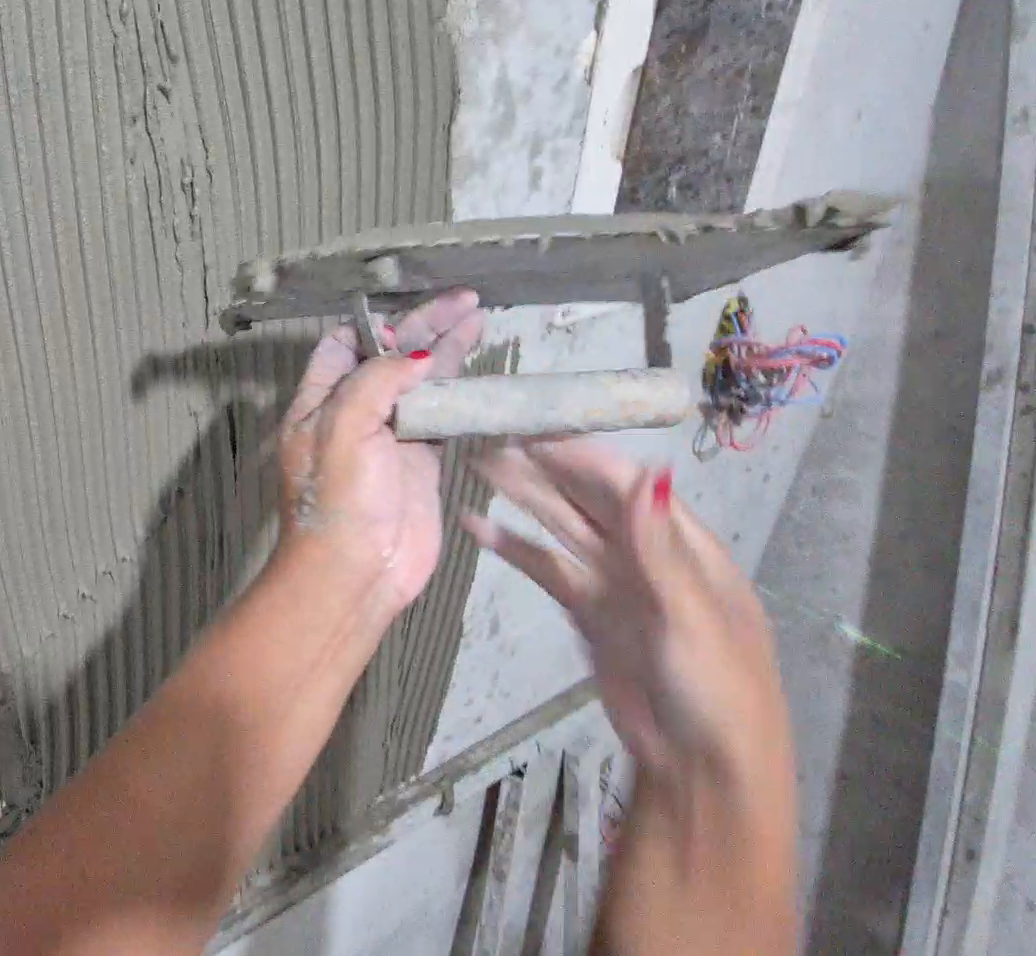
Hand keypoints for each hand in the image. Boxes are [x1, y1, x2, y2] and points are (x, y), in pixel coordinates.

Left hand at [274, 289, 484, 620]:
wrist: (357, 569)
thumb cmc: (338, 498)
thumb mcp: (342, 427)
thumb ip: (375, 380)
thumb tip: (415, 355)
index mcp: (317, 403)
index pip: (339, 347)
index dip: (370, 327)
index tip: (405, 314)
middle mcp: (351, 414)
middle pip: (386, 358)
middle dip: (420, 327)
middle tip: (463, 301)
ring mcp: (387, 437)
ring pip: (418, 382)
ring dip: (445, 350)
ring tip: (477, 317)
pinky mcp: (419, 461)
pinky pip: (440, 415)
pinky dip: (458, 389)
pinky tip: (479, 367)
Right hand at [462, 439, 789, 778]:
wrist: (698, 763)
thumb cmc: (716, 690)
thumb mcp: (692, 618)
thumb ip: (659, 548)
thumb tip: (648, 473)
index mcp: (684, 547)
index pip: (626, 485)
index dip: (580, 455)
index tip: (533, 428)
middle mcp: (645, 553)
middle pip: (586, 498)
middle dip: (542, 465)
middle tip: (491, 434)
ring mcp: (611, 580)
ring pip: (558, 525)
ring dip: (521, 495)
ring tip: (477, 463)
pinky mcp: (583, 607)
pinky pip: (542, 567)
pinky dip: (510, 545)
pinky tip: (476, 524)